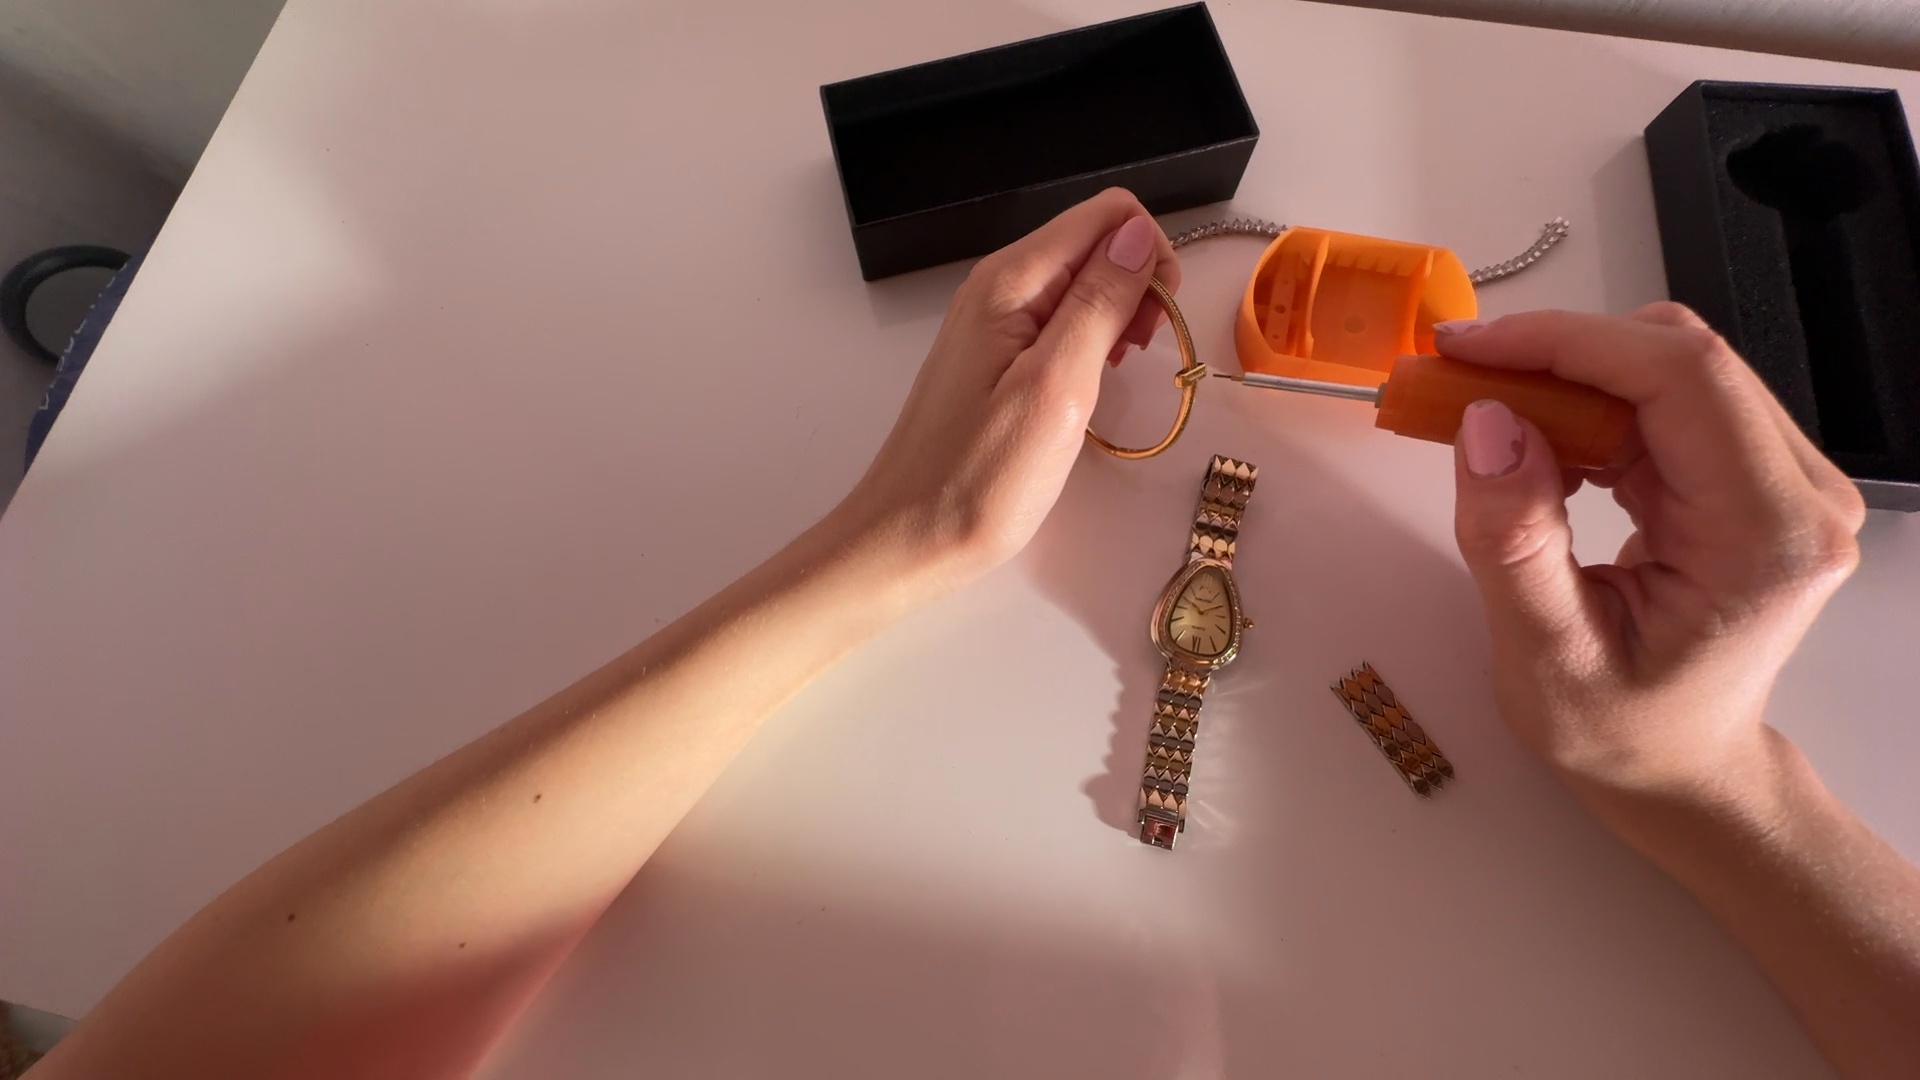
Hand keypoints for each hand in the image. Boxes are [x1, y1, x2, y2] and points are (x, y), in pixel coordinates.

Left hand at [837, 188, 1179, 585]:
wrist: (910, 539)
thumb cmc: (983, 478)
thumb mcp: (1056, 387)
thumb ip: (1098, 303)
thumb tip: (1139, 234)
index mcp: (1010, 281)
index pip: (1107, 215)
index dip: (1150, 256)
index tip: (1157, 323)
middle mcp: (996, 289)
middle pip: (1092, 246)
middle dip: (1135, 287)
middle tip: (1136, 355)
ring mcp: (989, 328)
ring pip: (1076, 288)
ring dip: (1113, 319)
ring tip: (1112, 376)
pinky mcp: (990, 365)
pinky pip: (1053, 328)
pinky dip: (1084, 346)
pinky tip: (1083, 388)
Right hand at [1435, 304, 1866, 801]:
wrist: (1677, 764)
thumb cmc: (1613, 727)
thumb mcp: (1542, 650)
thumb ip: (1512, 539)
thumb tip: (1484, 423)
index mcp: (1763, 531)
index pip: (1680, 379)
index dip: (1564, 342)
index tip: (1461, 349)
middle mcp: (1792, 489)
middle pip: (1677, 361)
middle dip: (1552, 352)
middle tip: (1451, 377)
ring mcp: (1769, 482)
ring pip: (1662, 374)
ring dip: (1557, 376)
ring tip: (1474, 411)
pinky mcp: (1732, 483)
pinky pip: (1651, 408)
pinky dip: (1572, 406)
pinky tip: (1522, 442)